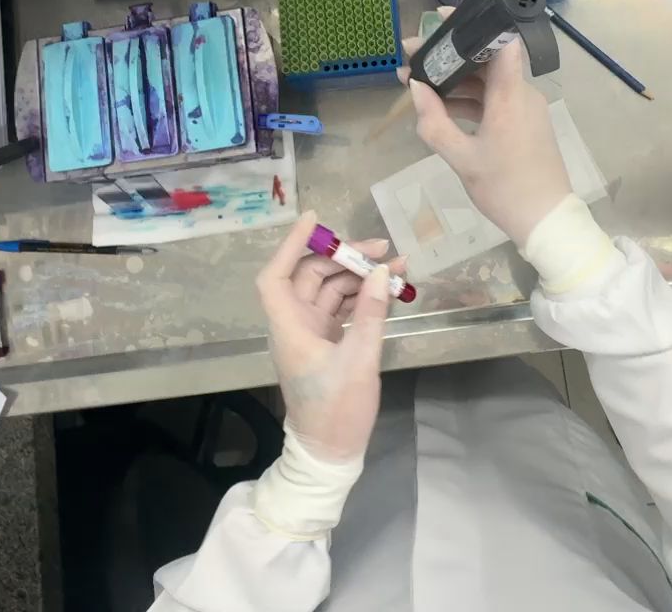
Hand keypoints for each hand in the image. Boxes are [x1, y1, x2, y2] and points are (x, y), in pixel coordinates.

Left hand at [256, 212, 400, 461]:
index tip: (315, 219)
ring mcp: (310, 332)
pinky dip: (360, 295)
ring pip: (328, 289)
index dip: (291, 244)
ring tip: (394, 265)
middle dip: (343, 256)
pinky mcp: (326, 342)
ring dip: (357, 275)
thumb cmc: (337, 409)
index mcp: (289, 327)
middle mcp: (295, 324)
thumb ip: (370, 313)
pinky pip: (339, 307)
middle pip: (310, 275)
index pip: (276, 275)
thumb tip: (380, 272)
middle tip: (381, 248)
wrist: (330, 453)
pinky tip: (387, 288)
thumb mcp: (360, 360)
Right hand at [401, 27, 572, 245]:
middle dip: (448, 55)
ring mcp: (525, 108)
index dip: (474, 23)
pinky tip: (442, 105)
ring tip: (417, 82)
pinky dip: (470, 98)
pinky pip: (495, 99)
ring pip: (488, 81)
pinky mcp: (525, 123)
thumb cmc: (504, 188)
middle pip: (486, 59)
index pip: (501, 42)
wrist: (546, 220)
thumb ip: (435, 122)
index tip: (441, 18)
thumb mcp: (461, 159)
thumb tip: (416, 90)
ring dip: (455, 80)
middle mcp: (521, 94)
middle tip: (412, 54)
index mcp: (509, 96)